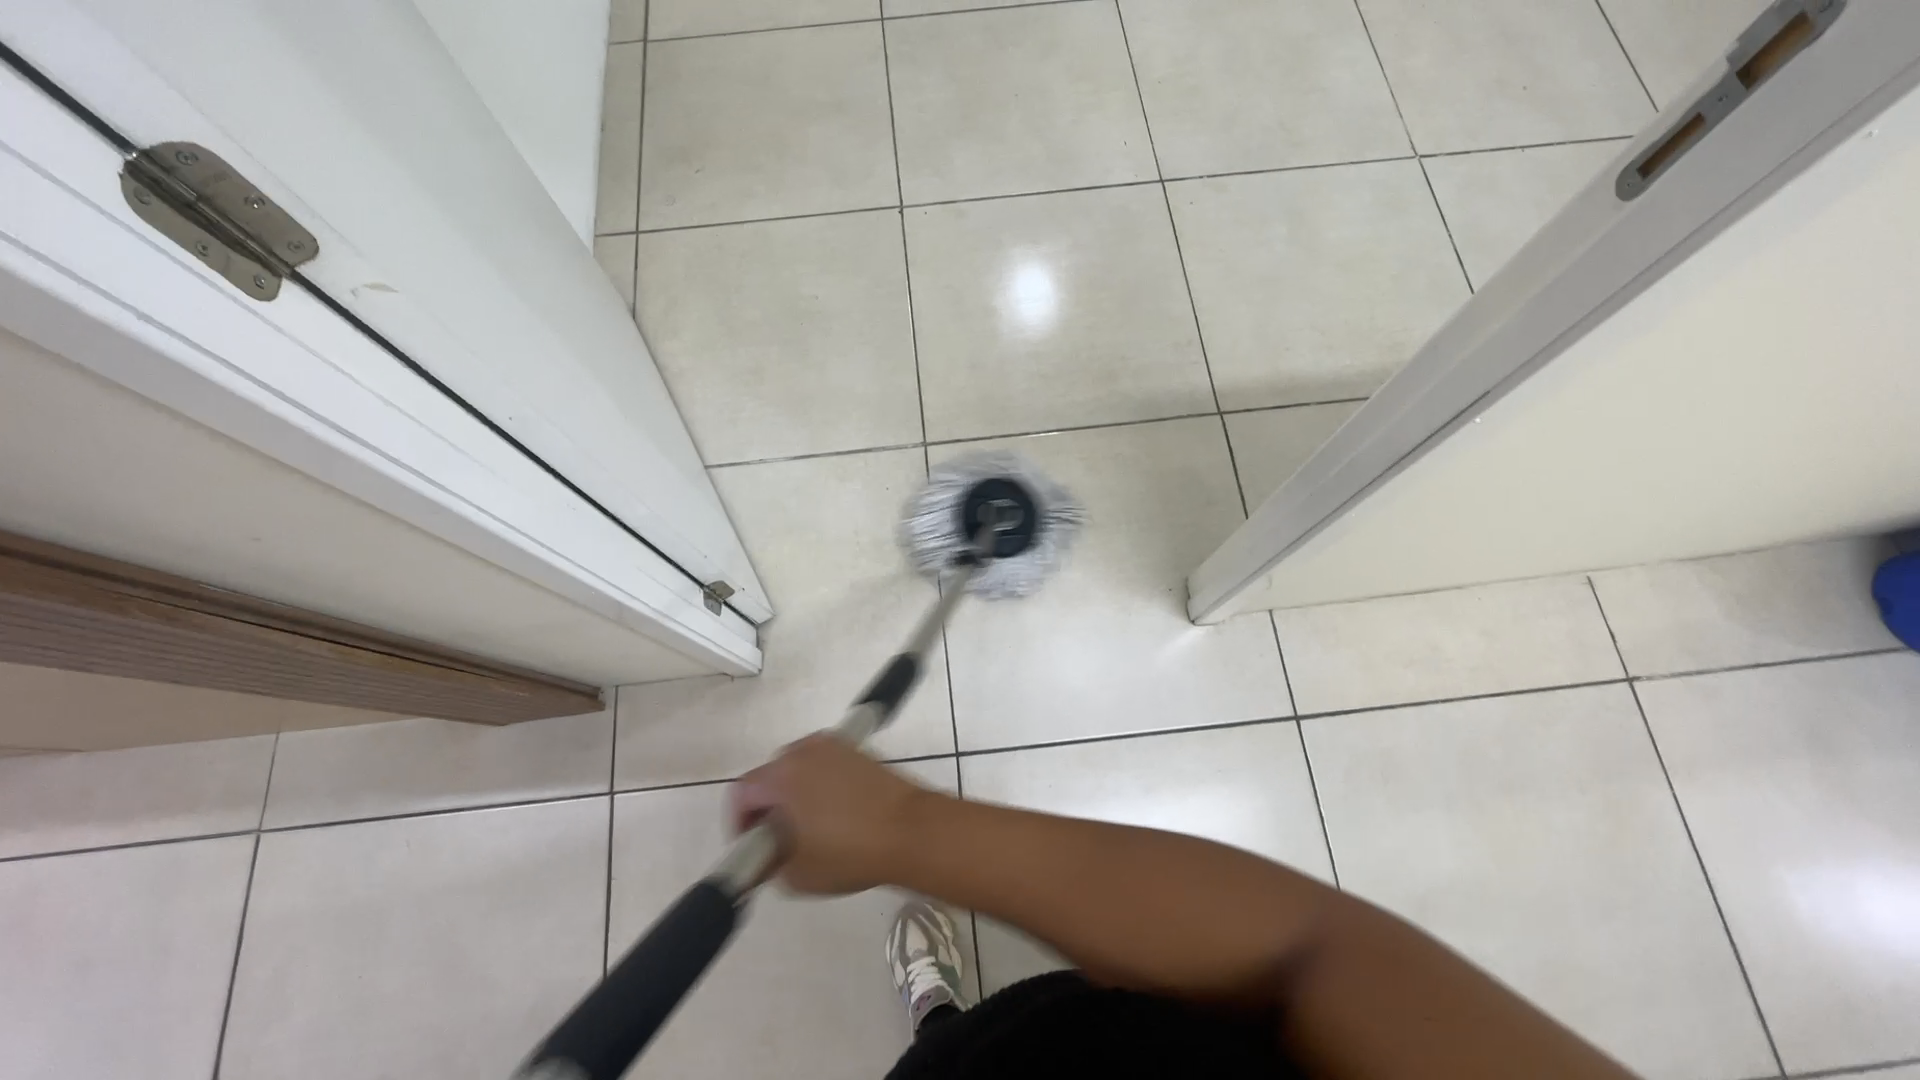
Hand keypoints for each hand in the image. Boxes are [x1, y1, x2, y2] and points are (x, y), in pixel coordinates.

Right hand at [729, 734, 935, 894]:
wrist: (912, 830)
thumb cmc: (850, 852)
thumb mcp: (797, 874)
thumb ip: (766, 864)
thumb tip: (761, 859)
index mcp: (781, 775)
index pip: (740, 793)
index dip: (739, 824)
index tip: (752, 849)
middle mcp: (803, 750)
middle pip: (769, 777)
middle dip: (767, 808)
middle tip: (778, 842)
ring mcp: (834, 746)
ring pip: (798, 769)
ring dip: (794, 795)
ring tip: (808, 830)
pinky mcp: (859, 751)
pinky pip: (825, 766)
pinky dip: (820, 786)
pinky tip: (835, 816)